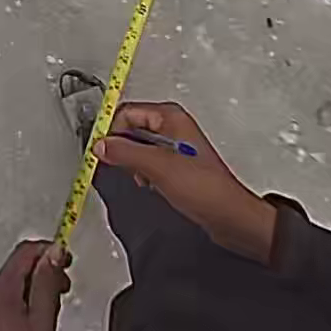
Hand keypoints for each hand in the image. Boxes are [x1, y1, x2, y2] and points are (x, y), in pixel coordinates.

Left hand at [0, 240, 70, 330]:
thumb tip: (54, 253)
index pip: (23, 253)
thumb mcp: (43, 325)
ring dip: (34, 286)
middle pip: (16, 268)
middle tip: (64, 278)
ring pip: (12, 285)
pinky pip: (6, 303)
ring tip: (56, 300)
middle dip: (42, 269)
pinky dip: (24, 302)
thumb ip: (48, 285)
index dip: (48, 250)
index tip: (66, 255)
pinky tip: (38, 318)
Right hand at [95, 102, 278, 261]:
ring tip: (142, 177)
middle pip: (131, 127)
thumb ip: (124, 152)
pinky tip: (150, 183)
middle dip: (123, 147)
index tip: (101, 147)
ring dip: (134, 161)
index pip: (126, 112)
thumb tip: (100, 145)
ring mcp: (175, 144)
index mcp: (169, 116)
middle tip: (121, 163)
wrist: (231, 218)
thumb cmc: (204, 188)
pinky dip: (144, 170)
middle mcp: (172, 125)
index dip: (112, 130)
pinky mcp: (177, 163)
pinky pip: (148, 159)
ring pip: (138, 145)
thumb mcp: (156, 166)